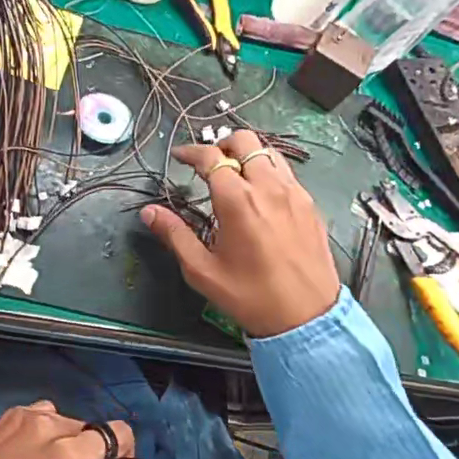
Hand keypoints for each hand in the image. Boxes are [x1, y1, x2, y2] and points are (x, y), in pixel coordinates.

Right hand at [141, 129, 339, 337]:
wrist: (305, 317)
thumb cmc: (248, 295)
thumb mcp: (201, 269)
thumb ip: (174, 234)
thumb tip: (149, 212)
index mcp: (238, 201)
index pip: (212, 157)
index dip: (191, 152)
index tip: (179, 156)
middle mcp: (269, 188)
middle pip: (246, 141)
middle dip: (222, 144)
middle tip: (208, 162)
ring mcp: (294, 194)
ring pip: (270, 152)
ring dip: (247, 154)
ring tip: (232, 172)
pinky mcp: (309, 205)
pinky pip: (286, 172)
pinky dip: (267, 170)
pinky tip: (258, 193)